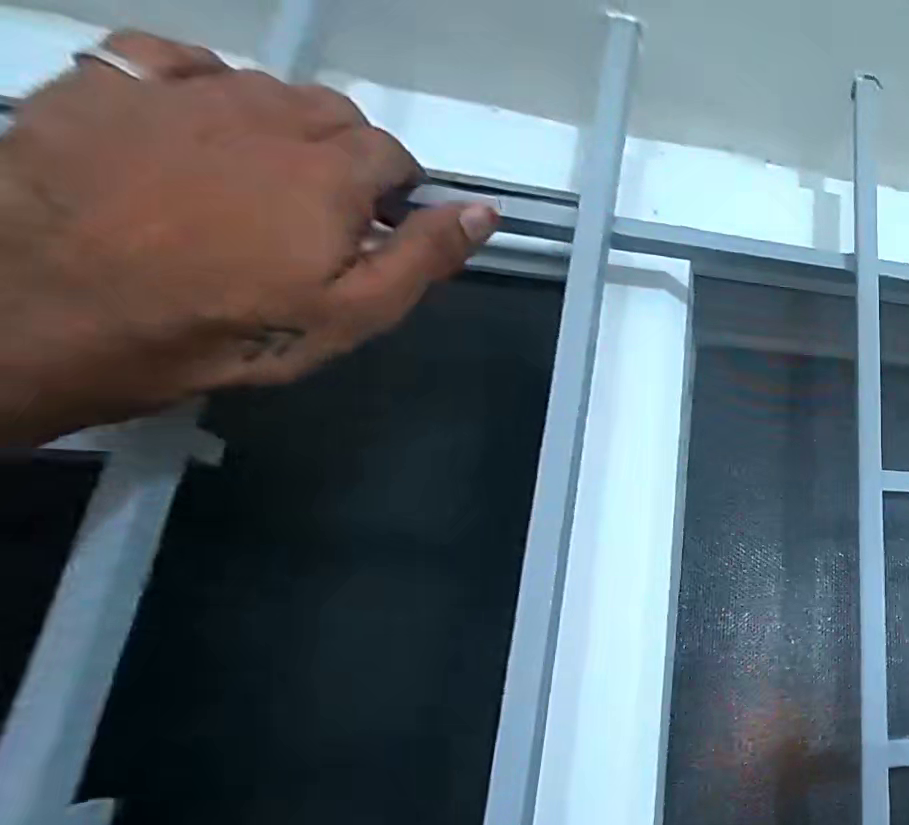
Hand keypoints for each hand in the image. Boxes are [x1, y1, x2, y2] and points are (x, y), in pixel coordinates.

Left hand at [0, 30, 499, 444]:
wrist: (64, 311)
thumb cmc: (239, 327)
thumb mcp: (358, 310)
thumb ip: (426, 255)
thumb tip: (484, 211)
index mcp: (327, 174)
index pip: (391, 151)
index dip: (400, 188)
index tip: (385, 223)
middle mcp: (257, 117)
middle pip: (330, 108)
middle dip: (348, 151)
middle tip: (332, 204)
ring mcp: (172, 96)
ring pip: (259, 81)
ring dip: (283, 120)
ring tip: (268, 170)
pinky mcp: (98, 89)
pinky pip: (166, 54)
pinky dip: (200, 80)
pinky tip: (201, 121)